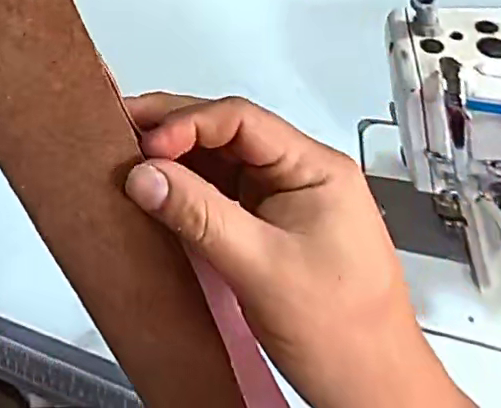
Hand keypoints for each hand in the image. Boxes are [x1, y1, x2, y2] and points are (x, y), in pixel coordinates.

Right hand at [122, 94, 469, 407]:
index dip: (188, 123)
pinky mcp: (264, 219)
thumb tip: (146, 175)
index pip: (240, 120)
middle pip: (225, 129)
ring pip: (216, 156)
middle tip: (125, 129)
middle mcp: (297, 171)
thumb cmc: (347, 338)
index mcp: (314, 167)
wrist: (375, 397)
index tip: (149, 144)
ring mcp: (279, 194)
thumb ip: (200, 216)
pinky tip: (157, 189)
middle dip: (173, 128)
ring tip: (132, 158)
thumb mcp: (263, 270)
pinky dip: (183, 185)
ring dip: (174, 156)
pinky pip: (216, 187)